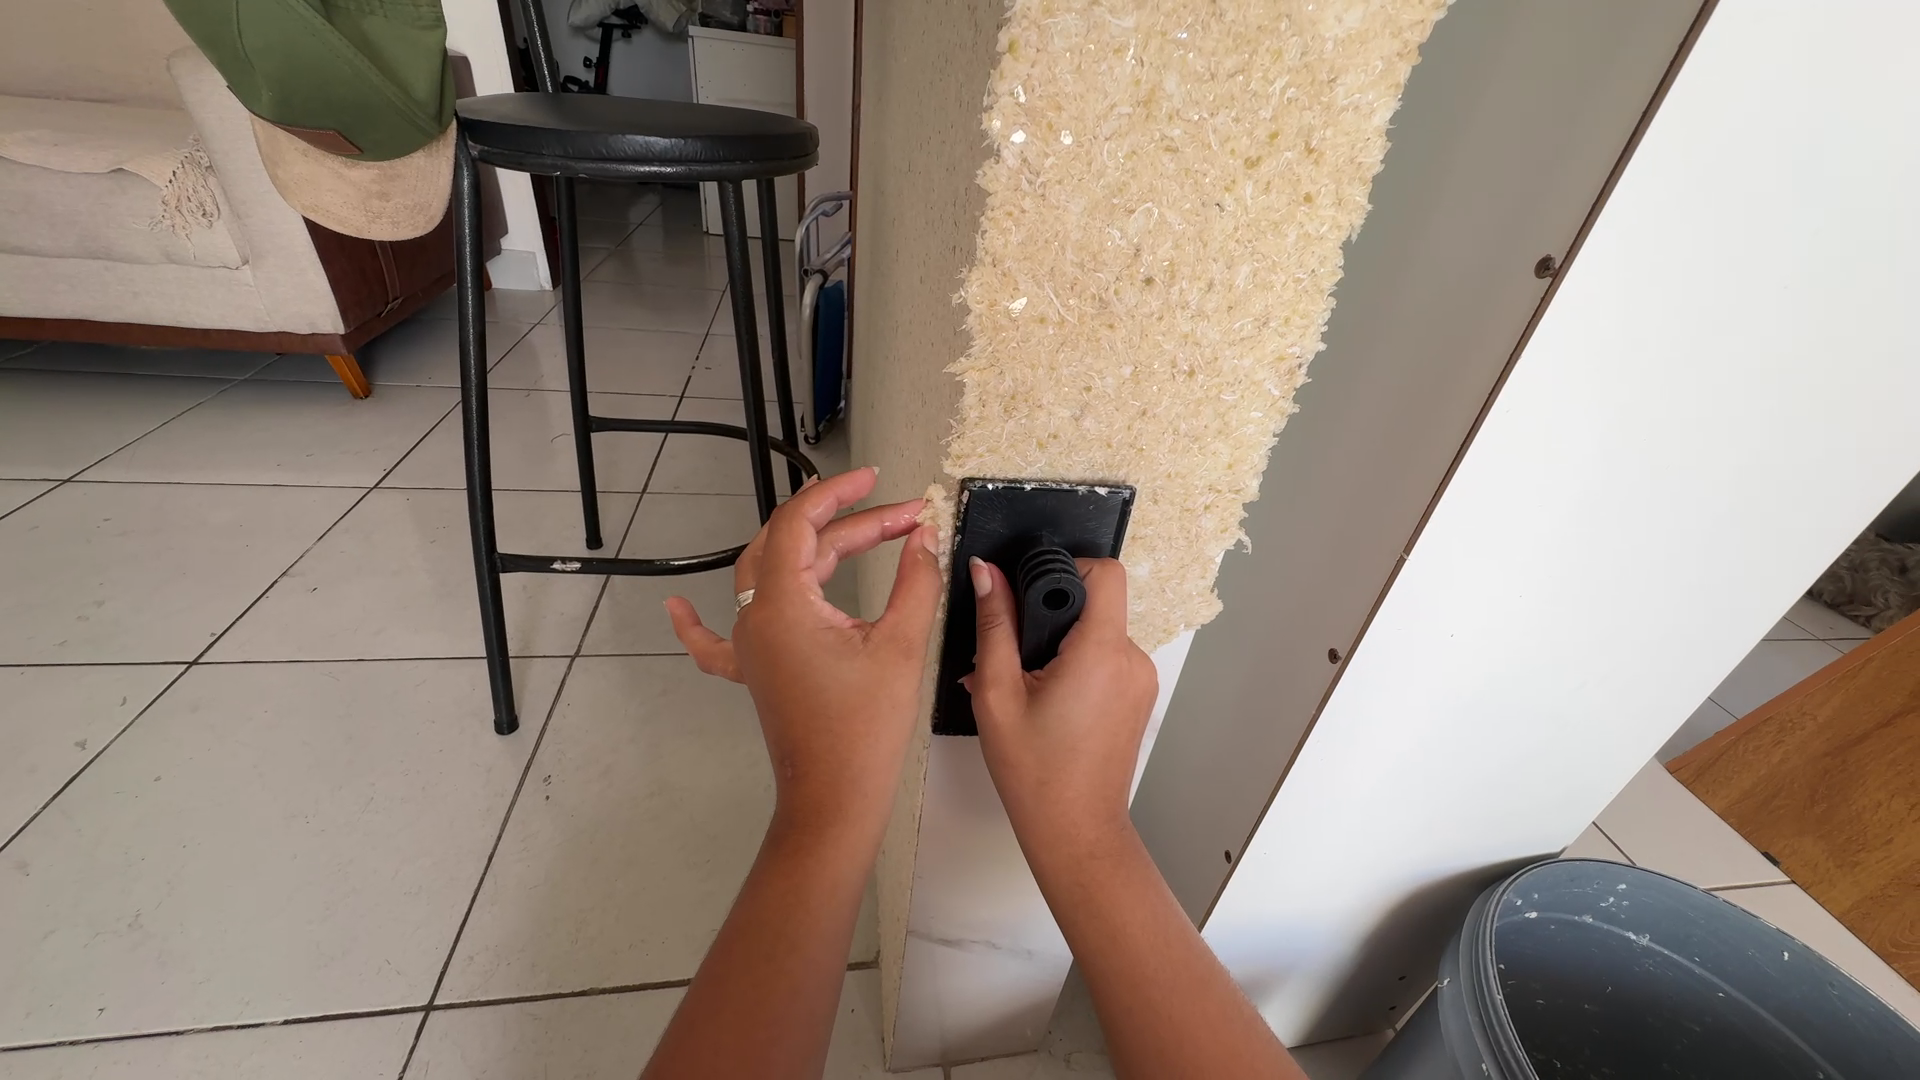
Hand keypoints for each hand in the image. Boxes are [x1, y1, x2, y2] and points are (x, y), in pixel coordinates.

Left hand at [666, 467, 942, 836]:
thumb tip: (924, 537)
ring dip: (816, 548)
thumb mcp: (901, 646)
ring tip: (869, 534)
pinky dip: (694, 620)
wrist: (835, 800)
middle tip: (907, 520)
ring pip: (770, 574)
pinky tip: (674, 605)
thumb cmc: (866, 728)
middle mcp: (754, 617)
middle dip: (852, 524)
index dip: (840, 492)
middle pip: (794, 545)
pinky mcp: (753, 671)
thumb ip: (916, 581)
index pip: (800, 522)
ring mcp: (749, 646)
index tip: (879, 481)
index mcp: (783, 605)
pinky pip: (714, 639)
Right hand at [964, 557, 1158, 850]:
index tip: (1033, 595)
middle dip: (1053, 615)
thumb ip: (994, 624)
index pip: (1105, 572)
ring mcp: (1141, 679)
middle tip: (1019, 656)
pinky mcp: (1139, 696)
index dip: (1068, 568)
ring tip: (1026, 686)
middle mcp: (1132, 660)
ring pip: (1099, 630)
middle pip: (1098, 602)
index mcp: (1100, 653)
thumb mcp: (998, 692)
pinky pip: (1106, 657)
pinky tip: (1045, 698)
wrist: (1075, 831)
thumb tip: (986, 573)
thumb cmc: (1036, 773)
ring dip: (1061, 643)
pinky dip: (1076, 664)